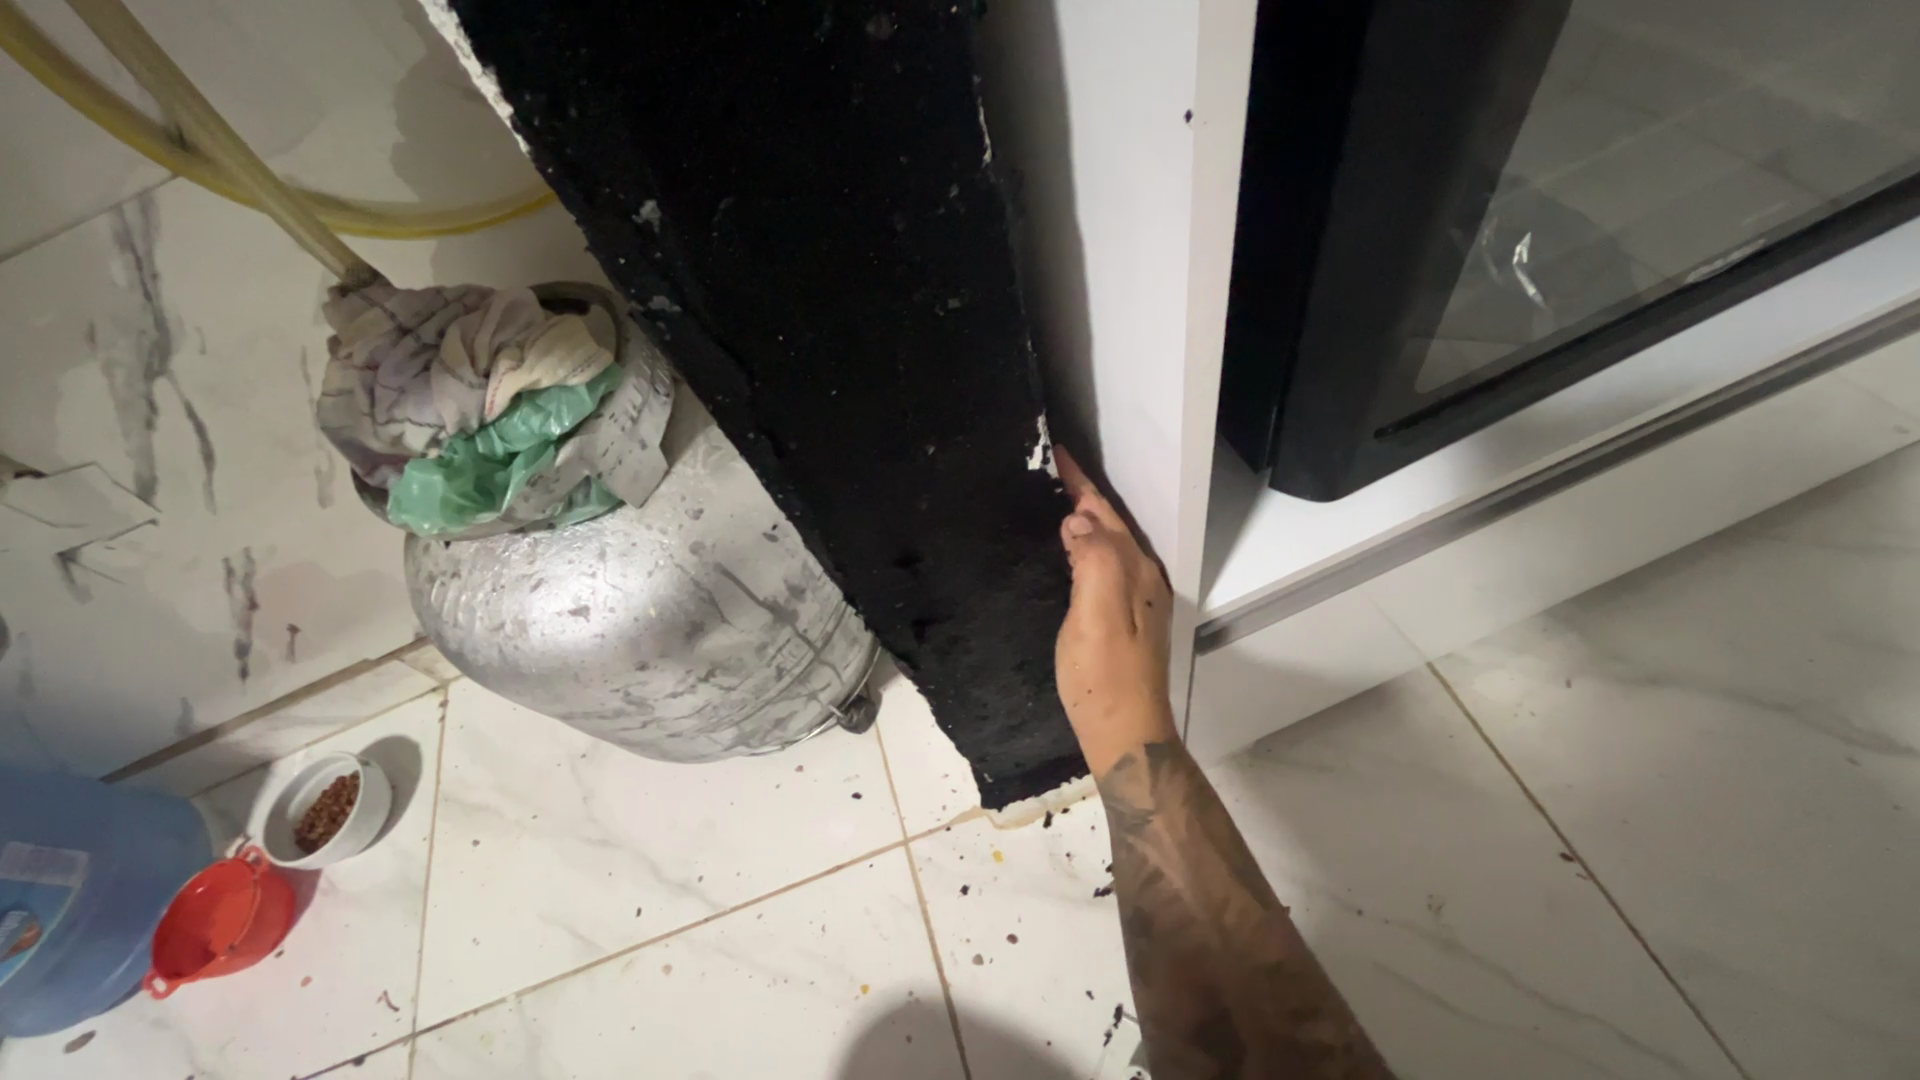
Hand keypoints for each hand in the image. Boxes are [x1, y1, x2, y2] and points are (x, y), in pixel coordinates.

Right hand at [1053, 447, 1177, 775]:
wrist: (1125, 732)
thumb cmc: (1104, 678)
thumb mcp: (1095, 615)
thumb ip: (1092, 561)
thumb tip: (1078, 519)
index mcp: (1134, 572)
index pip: (1104, 514)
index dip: (1080, 484)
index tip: (1057, 453)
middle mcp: (1141, 580)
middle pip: (1110, 526)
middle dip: (1083, 496)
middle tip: (1052, 473)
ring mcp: (1135, 602)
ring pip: (1108, 546)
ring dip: (1085, 521)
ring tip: (1057, 504)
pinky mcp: (1124, 621)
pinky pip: (1103, 567)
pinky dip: (1085, 549)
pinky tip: (1069, 555)